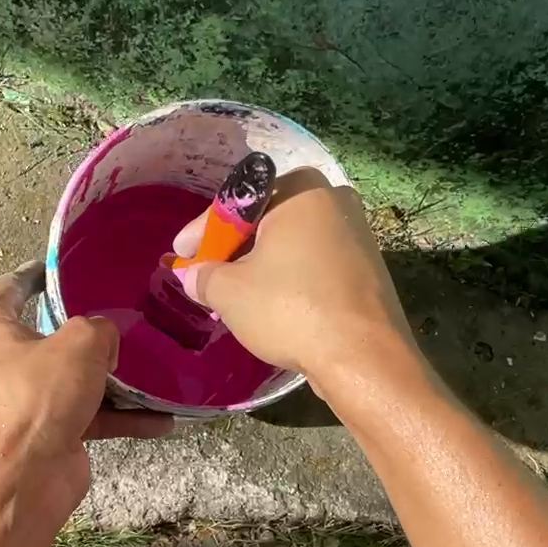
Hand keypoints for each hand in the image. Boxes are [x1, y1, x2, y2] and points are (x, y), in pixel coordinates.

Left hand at [0, 262, 172, 508]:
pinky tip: (164, 418)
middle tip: (127, 313)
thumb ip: (100, 328)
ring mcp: (28, 399)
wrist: (28, 474)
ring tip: (156, 365)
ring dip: (117, 379)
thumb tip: (107, 341)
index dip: (42, 272)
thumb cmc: (39, 392)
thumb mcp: (80, 342)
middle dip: (90, 329)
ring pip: (77, 378)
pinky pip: (93, 416)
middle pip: (52, 334)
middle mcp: (2, 361)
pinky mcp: (51, 431)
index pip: (13, 286)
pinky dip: (124, 417)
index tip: (71, 263)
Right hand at [174, 168, 416, 383]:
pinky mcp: (366, 269)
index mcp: (301, 191)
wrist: (361, 356)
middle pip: (266, 220)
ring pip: (290, 244)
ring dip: (259, 265)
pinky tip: (270, 305)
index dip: (202, 231)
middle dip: (232, 247)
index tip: (181, 253)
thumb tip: (192, 275)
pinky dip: (287, 278)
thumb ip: (203, 275)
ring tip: (232, 294)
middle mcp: (334, 200)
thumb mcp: (228, 292)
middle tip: (206, 273)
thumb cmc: (289, 308)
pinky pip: (313, 264)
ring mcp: (357, 234)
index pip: (237, 202)